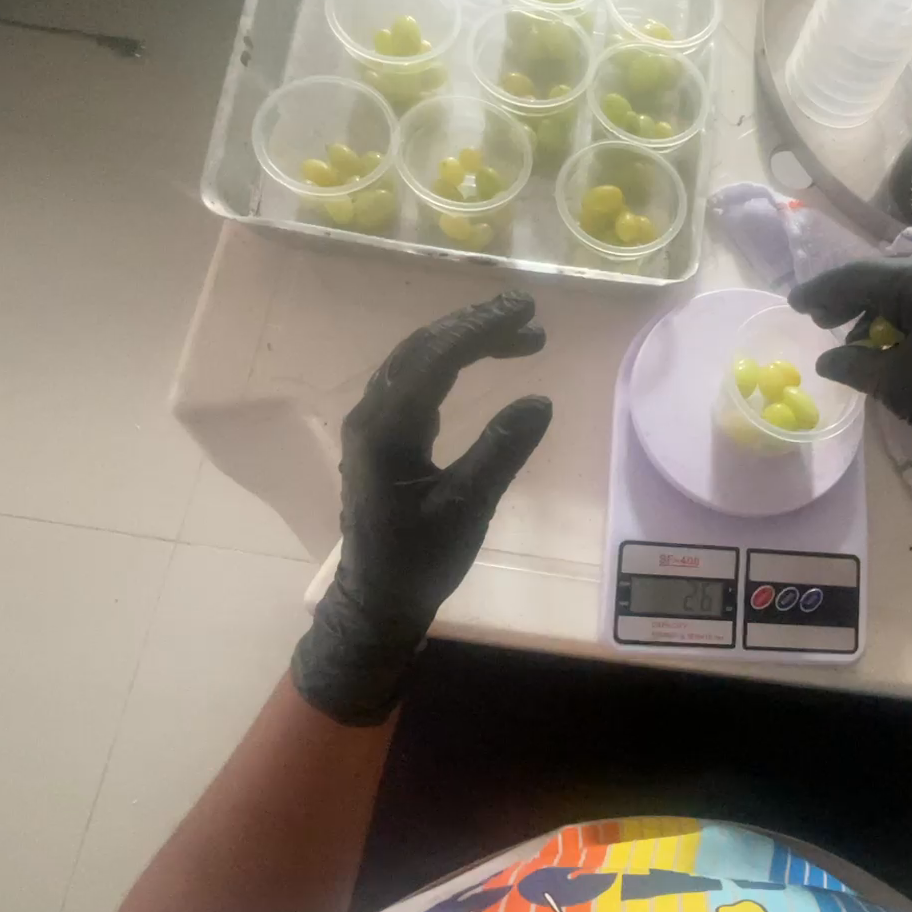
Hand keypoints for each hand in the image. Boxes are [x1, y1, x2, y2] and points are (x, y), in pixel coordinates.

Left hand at [293, 291, 552, 724]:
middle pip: (422, 349)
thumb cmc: (421, 559)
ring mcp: (374, 424)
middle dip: (475, 326)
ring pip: (416, 361)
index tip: (526, 313)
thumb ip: (502, 450)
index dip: (482, 329)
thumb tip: (539, 401)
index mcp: (386, 429)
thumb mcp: (468, 508)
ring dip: (463, 341)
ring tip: (516, 336)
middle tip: (527, 316)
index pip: (436, 359)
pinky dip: (450, 363)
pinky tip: (478, 363)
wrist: (377, 599)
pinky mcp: (383, 436)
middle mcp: (372, 415)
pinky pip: (415, 382)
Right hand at [790, 248, 911, 514]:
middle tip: (822, 322)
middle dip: (853, 298)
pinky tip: (903, 332)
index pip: (860, 276)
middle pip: (892, 273)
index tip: (794, 305)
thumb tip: (828, 358)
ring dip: (888, 305)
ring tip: (860, 335)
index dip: (822, 291)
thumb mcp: (902, 388)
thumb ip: (857, 364)